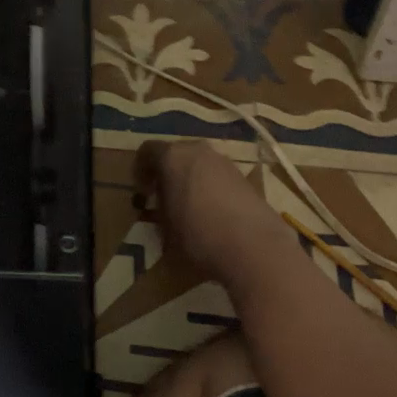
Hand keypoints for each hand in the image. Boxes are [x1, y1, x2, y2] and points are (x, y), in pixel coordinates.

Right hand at [135, 141, 292, 279]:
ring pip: (199, 164)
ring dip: (191, 180)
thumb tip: (161, 207)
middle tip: (164, 197)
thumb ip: (159, 210)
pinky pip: (219, 177)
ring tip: (190, 208)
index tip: (142, 191)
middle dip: (167, 172)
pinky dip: (211, 188)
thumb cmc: (199, 235)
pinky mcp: (245, 178)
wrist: (255, 247)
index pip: (147, 150)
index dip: (140, 169)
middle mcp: (198, 150)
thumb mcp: (166, 229)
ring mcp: (224, 162)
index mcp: (172, 156)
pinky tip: (214, 215)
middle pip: (175, 153)